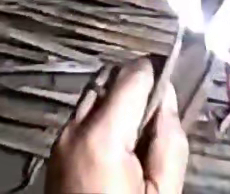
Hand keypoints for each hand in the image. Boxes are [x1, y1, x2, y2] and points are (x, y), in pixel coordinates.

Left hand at [48, 58, 188, 193]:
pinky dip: (101, 119)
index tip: (176, 82)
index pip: (135, 72)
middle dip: (137, 84)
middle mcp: (74, 129)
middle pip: (110, 76)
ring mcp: (59, 143)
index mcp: (102, 135)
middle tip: (161, 113)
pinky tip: (120, 149)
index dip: (159, 72)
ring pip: (93, 95)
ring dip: (117, 101)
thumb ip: (170, 142)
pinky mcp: (53, 157)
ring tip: (141, 134)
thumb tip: (168, 100)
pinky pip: (81, 120)